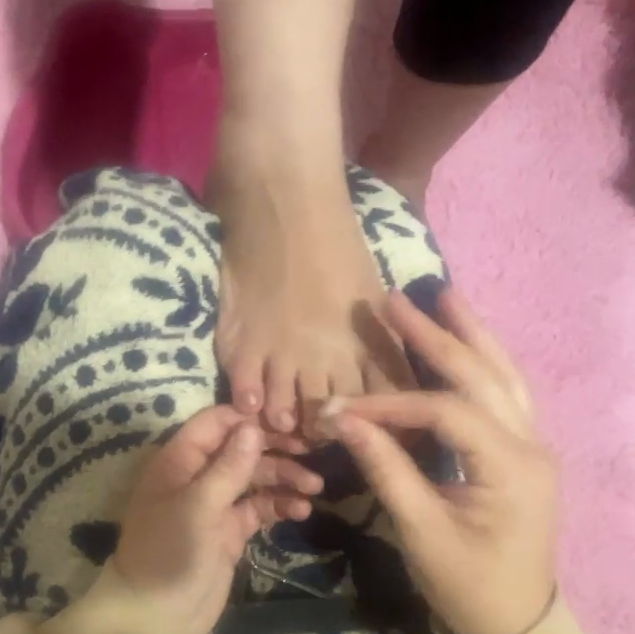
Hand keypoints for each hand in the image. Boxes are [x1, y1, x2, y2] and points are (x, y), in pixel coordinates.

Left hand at [107, 407, 321, 633]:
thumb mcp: (198, 505)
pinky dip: (278, 505)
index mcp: (178, 460)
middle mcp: (196, 475)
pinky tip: (300, 510)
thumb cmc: (170, 552)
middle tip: (311, 453)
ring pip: (254, 478)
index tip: (288, 421)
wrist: (159, 616)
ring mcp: (214, 503)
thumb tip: (252, 425)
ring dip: (283, 478)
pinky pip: (258, 507)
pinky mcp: (230, 530)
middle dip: (275, 449)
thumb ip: (228, 467)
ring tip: (314, 487)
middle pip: (240, 448)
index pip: (216, 422)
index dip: (249, 419)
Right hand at [211, 144, 411, 433]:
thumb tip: (391, 368)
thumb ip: (381, 333)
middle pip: (336, 416)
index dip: (386, 423)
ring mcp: (282, 351)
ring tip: (285, 428)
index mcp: (367, 340)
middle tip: (325, 440)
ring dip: (288, 425)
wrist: (284, 194)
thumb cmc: (334, 232)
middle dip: (333, 434)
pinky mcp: (243, 341)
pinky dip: (248, 402)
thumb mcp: (373, 285)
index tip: (382, 436)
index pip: (386, 399)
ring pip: (288, 412)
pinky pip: (245, 388)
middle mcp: (328, 355)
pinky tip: (249, 406)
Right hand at [320, 289, 557, 633]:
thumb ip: (385, 469)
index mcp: (509, 465)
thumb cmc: (466, 583)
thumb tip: (340, 420)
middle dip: (436, 336)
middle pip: (480, 375)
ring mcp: (533, 446)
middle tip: (395, 301)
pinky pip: (505, 393)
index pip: (442, 411)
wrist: (514, 625)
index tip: (339, 408)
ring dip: (472, 335)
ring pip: (503, 375)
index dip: (387, 403)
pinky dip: (483, 362)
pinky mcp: (523, 453)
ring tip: (446, 295)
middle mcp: (530, 444)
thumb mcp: (420, 531)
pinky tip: (467, 342)